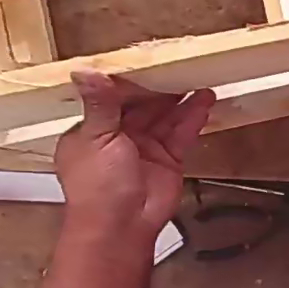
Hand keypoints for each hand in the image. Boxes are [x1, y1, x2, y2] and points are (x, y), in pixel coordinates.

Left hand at [53, 71, 215, 242]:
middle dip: (162, 90)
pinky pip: (182, 134)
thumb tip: (84, 70)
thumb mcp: (96, 138)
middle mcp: (119, 137)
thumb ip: (100, 104)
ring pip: (167, 118)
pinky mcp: (169, 159)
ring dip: (183, 102)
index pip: (112, 99)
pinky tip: (204, 103)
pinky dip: (193, 119)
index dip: (131, 82)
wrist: (123, 223)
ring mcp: (146, 149)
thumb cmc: (99, 184)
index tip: (148, 64)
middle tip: (182, 68)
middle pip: (144, 107)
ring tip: (201, 82)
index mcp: (92, 131)